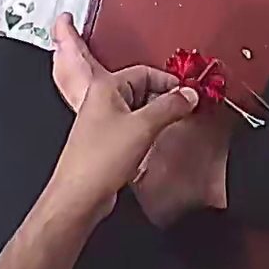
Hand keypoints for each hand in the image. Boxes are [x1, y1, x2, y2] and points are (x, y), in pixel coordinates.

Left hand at [44, 13, 199, 220]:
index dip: (169, 80)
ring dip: (156, 112)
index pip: (144, 72)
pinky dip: (147, 127)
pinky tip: (155, 137)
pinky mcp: (106, 141)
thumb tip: (188, 95)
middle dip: (163, 94)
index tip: (187, 91)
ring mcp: (102, 121)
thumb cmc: (98, 160)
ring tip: (173, 119)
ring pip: (136, 106)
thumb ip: (170, 107)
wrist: (79, 196)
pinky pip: (132, 124)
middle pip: (140, 87)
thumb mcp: (144, 126)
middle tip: (183, 102)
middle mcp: (102, 100)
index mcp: (106, 87)